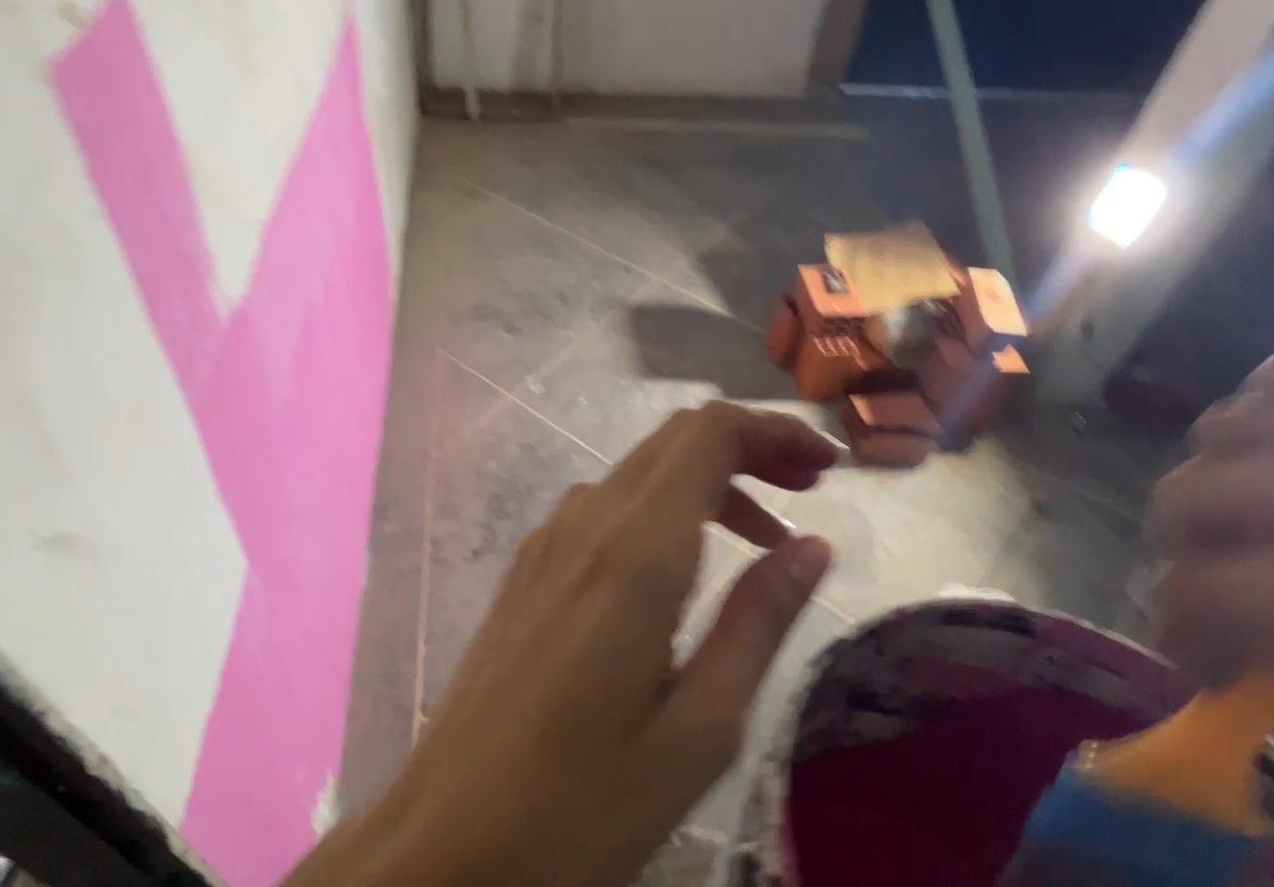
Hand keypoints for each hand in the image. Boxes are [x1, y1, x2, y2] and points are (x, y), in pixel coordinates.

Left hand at [287, 403, 837, 886]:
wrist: (446, 842)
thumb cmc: (584, 802)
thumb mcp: (700, 728)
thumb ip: (758, 622)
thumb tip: (814, 548)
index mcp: (634, 553)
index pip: (707, 435)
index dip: (771, 431)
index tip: (827, 469)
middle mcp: (585, 525)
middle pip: (674, 442)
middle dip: (748, 449)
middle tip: (807, 493)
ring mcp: (546, 545)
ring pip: (639, 475)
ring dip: (706, 485)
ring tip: (762, 544)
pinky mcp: (527, 573)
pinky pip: (604, 510)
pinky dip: (661, 514)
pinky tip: (683, 574)